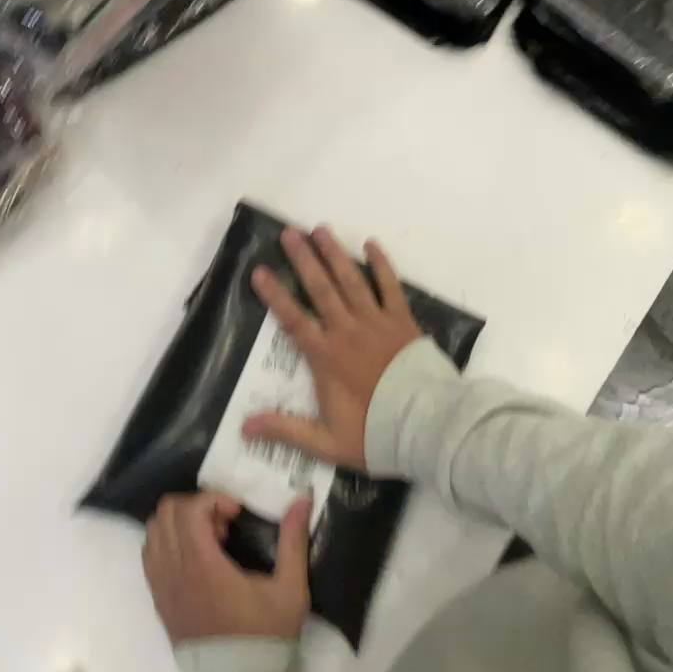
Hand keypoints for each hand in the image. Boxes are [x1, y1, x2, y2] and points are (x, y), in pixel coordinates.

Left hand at [143, 491, 310, 644]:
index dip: (214, 499)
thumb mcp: (290, 589)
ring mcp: (162, 586)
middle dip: (196, 506)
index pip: (190, 511)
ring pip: (154, 530)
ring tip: (210, 539)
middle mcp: (174, 572)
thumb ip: (294, 541)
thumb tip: (302, 499)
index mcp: (203, 568)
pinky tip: (195, 555)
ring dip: (180, 522)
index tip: (238, 512)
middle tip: (224, 523)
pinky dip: (168, 541)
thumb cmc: (265, 634)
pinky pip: (149, 554)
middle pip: (166, 513)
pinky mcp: (158, 599)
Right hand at [246, 227, 420, 471]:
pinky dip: (381, 264)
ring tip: (321, 229)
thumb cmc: (376, 434)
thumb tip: (244, 426)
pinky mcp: (402, 321)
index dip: (275, 295)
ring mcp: (377, 322)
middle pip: (320, 288)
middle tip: (289, 232)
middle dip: (303, 259)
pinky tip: (371, 244)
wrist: (428, 427)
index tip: (259, 271)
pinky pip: (390, 286)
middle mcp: (347, 331)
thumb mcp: (326, 442)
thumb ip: (286, 430)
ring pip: (351, 280)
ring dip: (335, 254)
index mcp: (326, 357)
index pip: (293, 319)